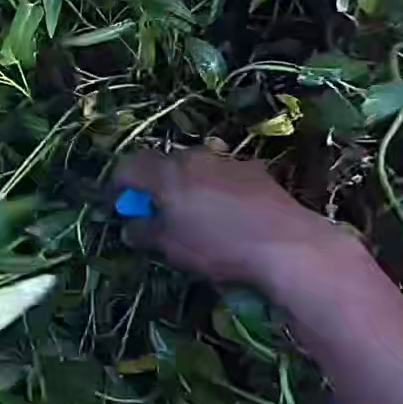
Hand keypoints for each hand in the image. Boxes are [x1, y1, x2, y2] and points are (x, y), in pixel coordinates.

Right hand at [114, 149, 385, 311]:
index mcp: (165, 172)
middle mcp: (193, 157)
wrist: (286, 244)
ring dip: (184, 185)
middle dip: (152, 184)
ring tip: (191, 214)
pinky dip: (213, 189)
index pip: (127, 167)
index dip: (117, 185)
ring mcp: (226, 160)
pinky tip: (225, 215)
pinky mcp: (254, 171)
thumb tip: (130, 226)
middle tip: (153, 211)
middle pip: (161, 163)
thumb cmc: (216, 244)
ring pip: (194, 167)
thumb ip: (143, 232)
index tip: (116, 204)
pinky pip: (222, 176)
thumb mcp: (170, 246)